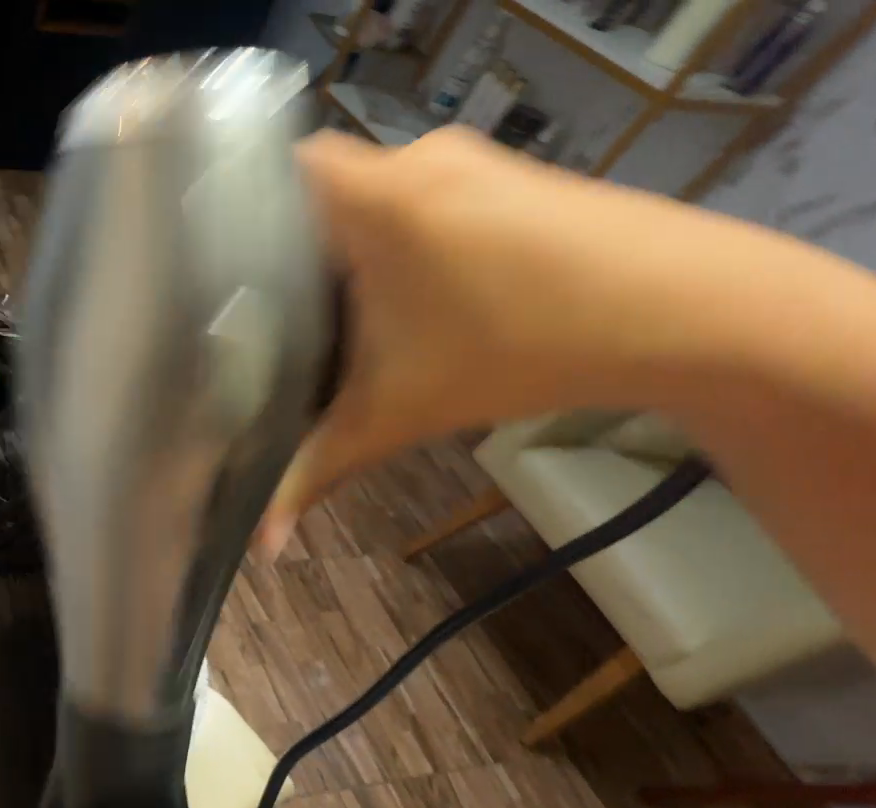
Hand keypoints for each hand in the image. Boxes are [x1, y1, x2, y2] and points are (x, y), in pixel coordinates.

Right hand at [261, 127, 748, 553]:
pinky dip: (394, 232)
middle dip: (289, 243)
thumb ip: (314, 473)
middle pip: (317, 188)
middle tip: (261, 305)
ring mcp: (469, 160)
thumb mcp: (394, 417)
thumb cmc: (520, 353)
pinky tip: (397, 289)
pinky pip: (418, 191)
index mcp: (376, 202)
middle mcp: (415, 161)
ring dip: (346, 239)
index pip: (277, 173)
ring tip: (322, 301)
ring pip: (369, 190)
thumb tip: (260, 545)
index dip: (240, 216)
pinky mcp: (508, 173)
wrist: (690, 312)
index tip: (220, 271)